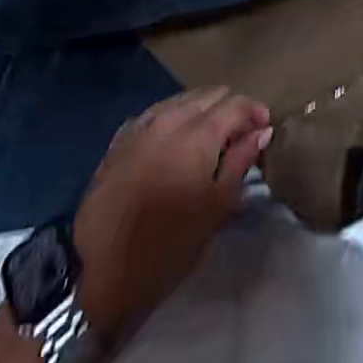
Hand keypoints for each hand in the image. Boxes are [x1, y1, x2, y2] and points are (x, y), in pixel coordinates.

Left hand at [72, 88, 272, 342]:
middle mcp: (169, 118)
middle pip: (208, 94)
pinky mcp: (121, 138)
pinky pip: (157, 113)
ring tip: (212, 137)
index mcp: (198, 133)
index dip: (254, 111)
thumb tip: (261, 131)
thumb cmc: (168, 244)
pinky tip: (179, 141)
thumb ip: (241, 161)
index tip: (264, 129)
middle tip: (240, 135)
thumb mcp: (216, 208)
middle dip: (229, 108)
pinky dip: (175, 118)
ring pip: (181, 99)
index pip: (235, 103)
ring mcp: (141, 124)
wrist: (99, 268)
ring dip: (202, 110)